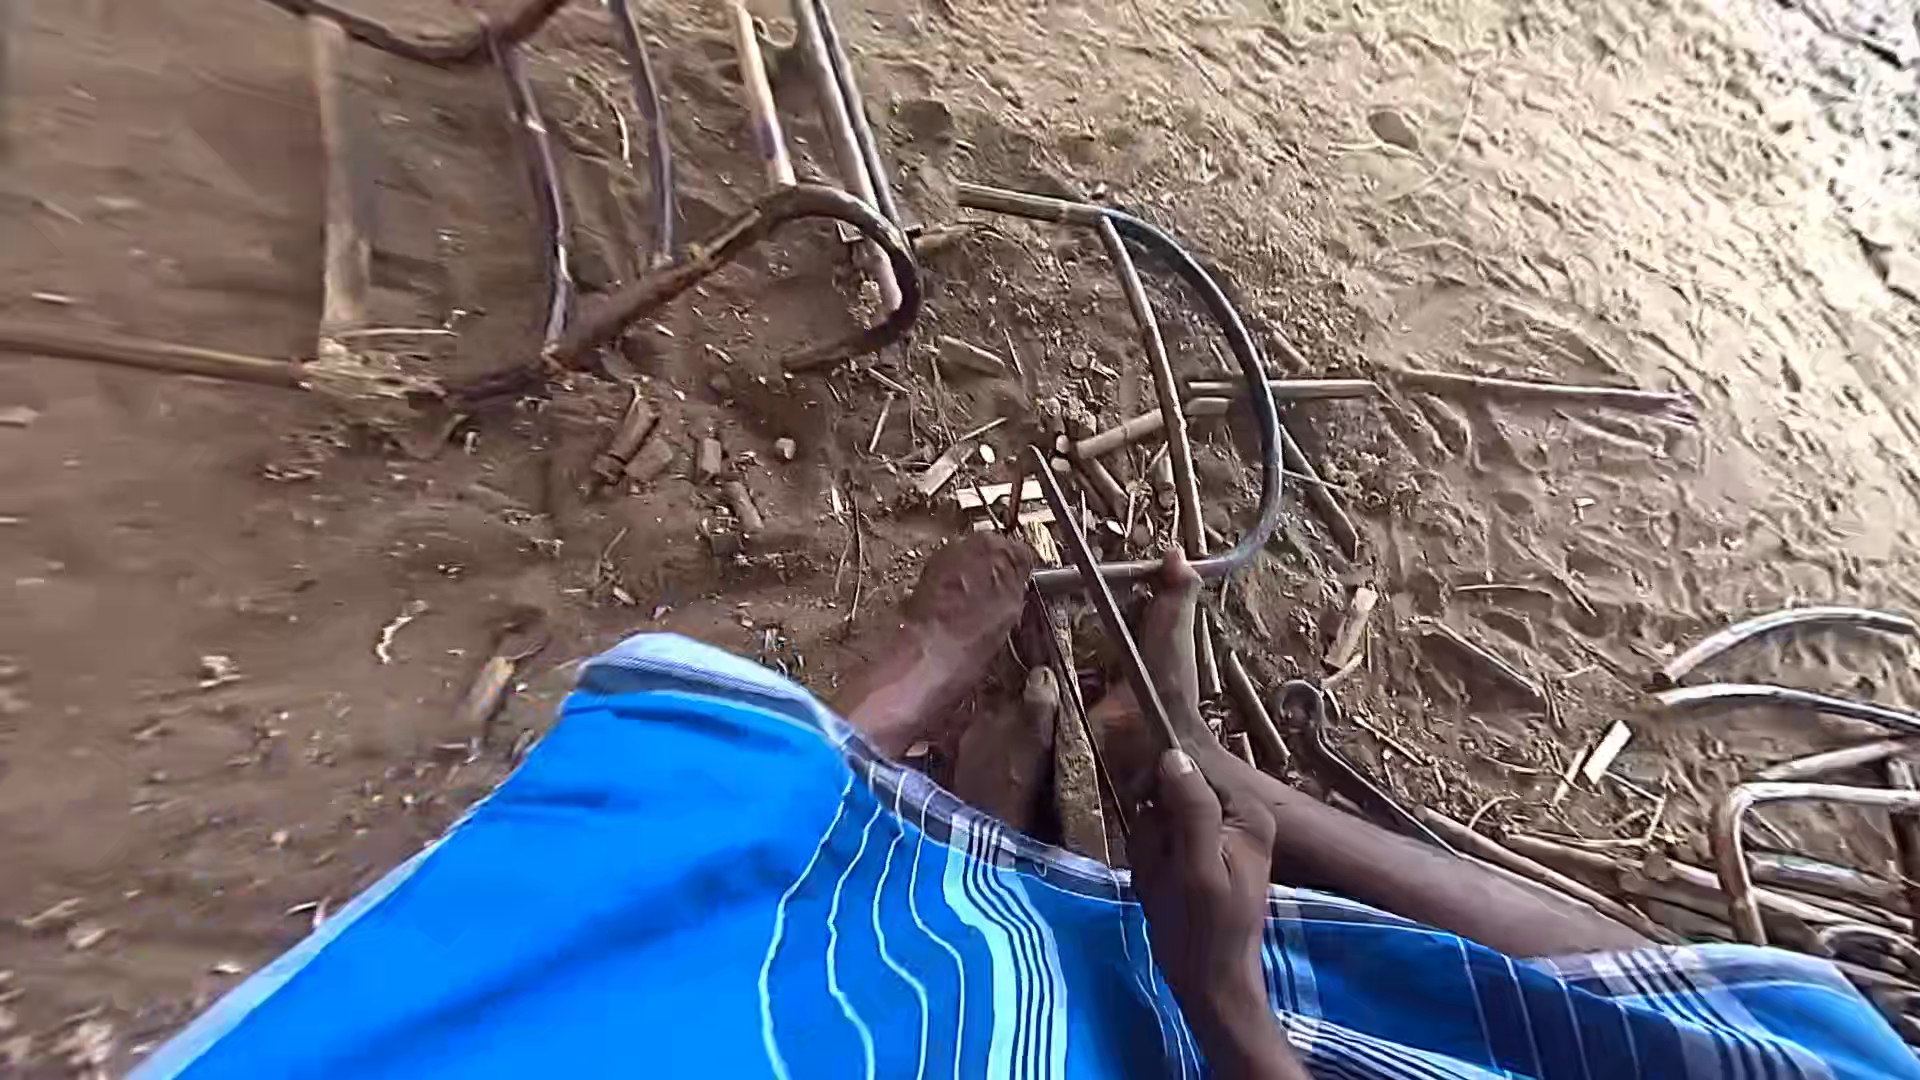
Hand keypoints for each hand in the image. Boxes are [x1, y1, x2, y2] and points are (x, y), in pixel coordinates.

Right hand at [1132, 748, 1276, 1007]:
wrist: (1207, 983)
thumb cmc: (1206, 928)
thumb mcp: (1198, 866)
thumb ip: (1191, 809)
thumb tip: (1173, 755)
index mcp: (1245, 811)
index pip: (1189, 765)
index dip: (1159, 781)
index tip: (1143, 804)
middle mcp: (1232, 815)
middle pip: (1169, 789)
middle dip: (1153, 823)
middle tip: (1158, 859)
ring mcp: (1211, 835)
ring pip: (1156, 815)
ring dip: (1148, 845)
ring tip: (1160, 879)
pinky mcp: (1193, 853)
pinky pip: (1155, 838)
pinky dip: (1149, 860)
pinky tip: (1159, 885)